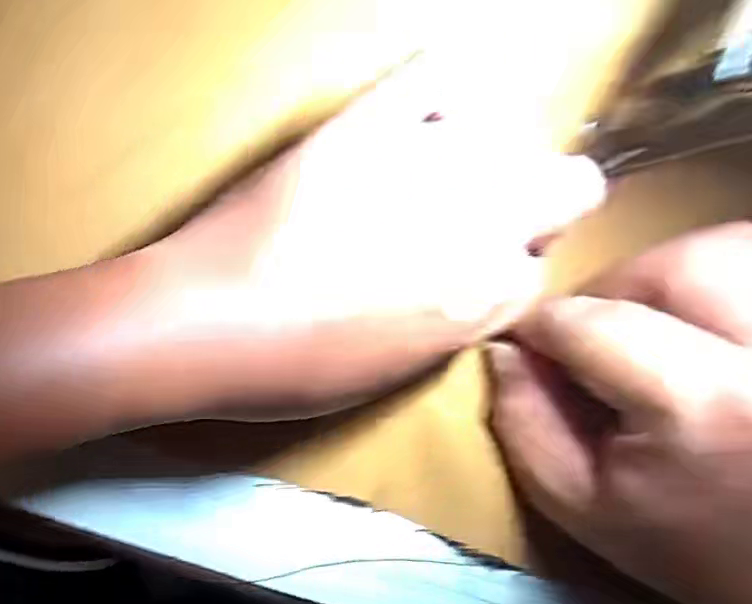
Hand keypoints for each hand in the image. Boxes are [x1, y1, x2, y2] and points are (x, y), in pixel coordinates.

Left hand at [143, 60, 605, 417]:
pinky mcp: (368, 123)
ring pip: (511, 134)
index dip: (483, 277)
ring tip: (402, 189)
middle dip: (513, 211)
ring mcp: (431, 162)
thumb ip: (429, 334)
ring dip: (475, 158)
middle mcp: (485, 221)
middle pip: (560, 190)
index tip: (442, 282)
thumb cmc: (265, 371)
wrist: (191, 325)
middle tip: (437, 234)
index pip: (527, 273)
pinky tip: (402, 124)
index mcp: (479, 303)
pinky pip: (441, 75)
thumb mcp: (365, 380)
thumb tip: (449, 301)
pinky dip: (433, 94)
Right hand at [490, 223, 751, 603]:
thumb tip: (505, 350)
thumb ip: (524, 420)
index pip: (600, 322)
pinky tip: (730, 323)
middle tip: (597, 327)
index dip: (544, 324)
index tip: (521, 340)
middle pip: (699, 255)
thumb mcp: (571, 499)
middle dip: (624, 283)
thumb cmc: (686, 545)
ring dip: (692, 274)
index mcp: (711, 408)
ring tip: (665, 326)